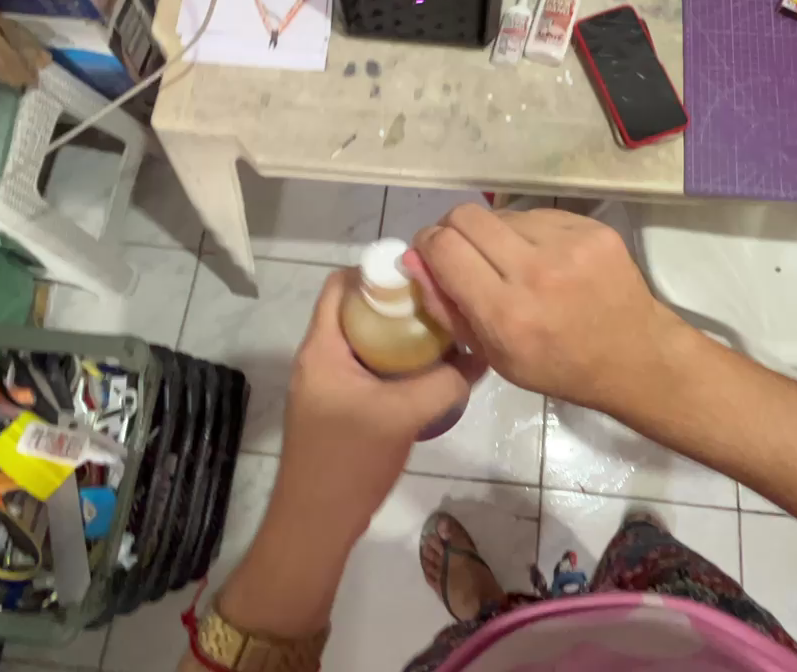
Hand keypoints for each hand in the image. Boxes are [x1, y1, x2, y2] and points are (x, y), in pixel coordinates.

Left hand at [271, 268, 483, 542]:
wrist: (315, 526)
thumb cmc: (349, 460)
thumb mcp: (404, 414)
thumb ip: (445, 382)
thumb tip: (481, 356)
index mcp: (321, 347)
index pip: (341, 283)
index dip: (377, 271)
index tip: (420, 274)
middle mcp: (319, 357)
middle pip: (357, 309)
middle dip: (397, 303)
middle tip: (439, 304)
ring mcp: (326, 384)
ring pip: (365, 340)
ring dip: (399, 335)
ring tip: (441, 334)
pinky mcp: (338, 406)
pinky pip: (368, 367)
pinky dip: (395, 362)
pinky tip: (428, 373)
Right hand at [411, 205, 688, 411]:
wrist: (635, 356)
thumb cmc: (557, 366)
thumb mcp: (493, 355)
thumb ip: (447, 306)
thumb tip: (414, 258)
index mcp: (506, 313)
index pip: (443, 248)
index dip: (427, 244)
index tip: (429, 252)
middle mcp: (536, 272)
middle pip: (465, 217)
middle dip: (452, 229)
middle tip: (461, 249)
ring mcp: (568, 244)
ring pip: (500, 212)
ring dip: (493, 232)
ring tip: (509, 259)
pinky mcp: (591, 229)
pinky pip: (537, 214)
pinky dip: (528, 232)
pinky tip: (543, 256)